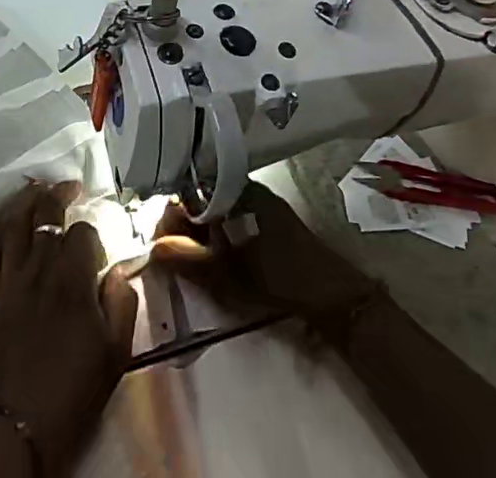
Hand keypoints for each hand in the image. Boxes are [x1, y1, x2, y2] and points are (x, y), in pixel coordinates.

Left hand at [0, 181, 137, 473]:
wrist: (23, 422)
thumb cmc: (76, 389)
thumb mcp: (116, 351)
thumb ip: (122, 302)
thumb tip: (121, 269)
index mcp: (73, 281)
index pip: (83, 233)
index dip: (93, 231)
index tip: (98, 245)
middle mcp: (38, 268)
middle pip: (45, 213)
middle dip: (59, 193)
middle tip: (70, 185)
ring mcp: (8, 277)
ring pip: (13, 222)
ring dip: (26, 199)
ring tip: (37, 186)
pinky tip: (3, 221)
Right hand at [149, 181, 377, 335]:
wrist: (341, 305)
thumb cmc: (289, 281)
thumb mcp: (236, 276)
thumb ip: (193, 261)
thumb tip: (153, 249)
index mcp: (243, 192)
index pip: (192, 189)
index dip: (173, 213)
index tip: (161, 240)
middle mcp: (248, 192)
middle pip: (200, 199)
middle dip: (181, 225)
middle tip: (169, 255)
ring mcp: (256, 208)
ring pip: (211, 212)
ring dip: (195, 234)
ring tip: (184, 260)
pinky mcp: (263, 227)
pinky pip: (225, 223)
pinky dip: (210, 239)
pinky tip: (205, 259)